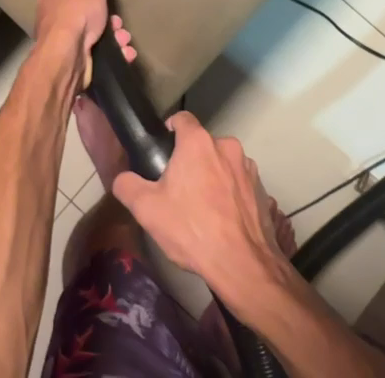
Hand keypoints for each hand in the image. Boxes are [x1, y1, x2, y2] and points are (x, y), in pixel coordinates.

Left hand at [31, 0, 134, 70]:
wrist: (67, 54)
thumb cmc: (77, 13)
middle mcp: (55, 20)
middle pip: (89, 15)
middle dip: (110, 20)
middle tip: (118, 23)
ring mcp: (66, 43)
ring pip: (97, 35)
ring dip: (116, 37)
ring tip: (124, 39)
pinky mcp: (76, 61)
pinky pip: (100, 53)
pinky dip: (115, 53)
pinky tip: (126, 53)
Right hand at [111, 112, 290, 298]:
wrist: (241, 264)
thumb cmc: (190, 228)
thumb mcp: (146, 209)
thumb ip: (127, 185)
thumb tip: (123, 179)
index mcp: (198, 143)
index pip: (182, 119)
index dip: (170, 129)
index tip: (163, 149)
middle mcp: (227, 146)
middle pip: (202, 145)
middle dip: (190, 160)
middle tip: (177, 188)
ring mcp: (248, 168)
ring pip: (222, 164)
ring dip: (212, 176)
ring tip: (201, 208)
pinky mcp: (261, 189)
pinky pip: (239, 183)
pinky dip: (230, 193)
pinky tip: (222, 219)